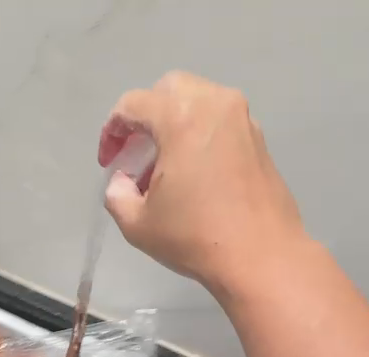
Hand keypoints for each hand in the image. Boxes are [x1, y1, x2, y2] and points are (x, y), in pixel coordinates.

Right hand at [99, 72, 309, 302]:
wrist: (259, 254)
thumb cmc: (193, 237)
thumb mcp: (137, 224)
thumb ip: (117, 194)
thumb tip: (122, 181)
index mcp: (181, 118)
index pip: (134, 103)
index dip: (112, 130)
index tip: (109, 161)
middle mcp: (214, 104)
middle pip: (169, 89)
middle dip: (145, 116)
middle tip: (136, 154)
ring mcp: (242, 118)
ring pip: (197, 101)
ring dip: (173, 124)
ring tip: (164, 167)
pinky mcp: (258, 137)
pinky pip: (218, 121)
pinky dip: (198, 134)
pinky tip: (192, 174)